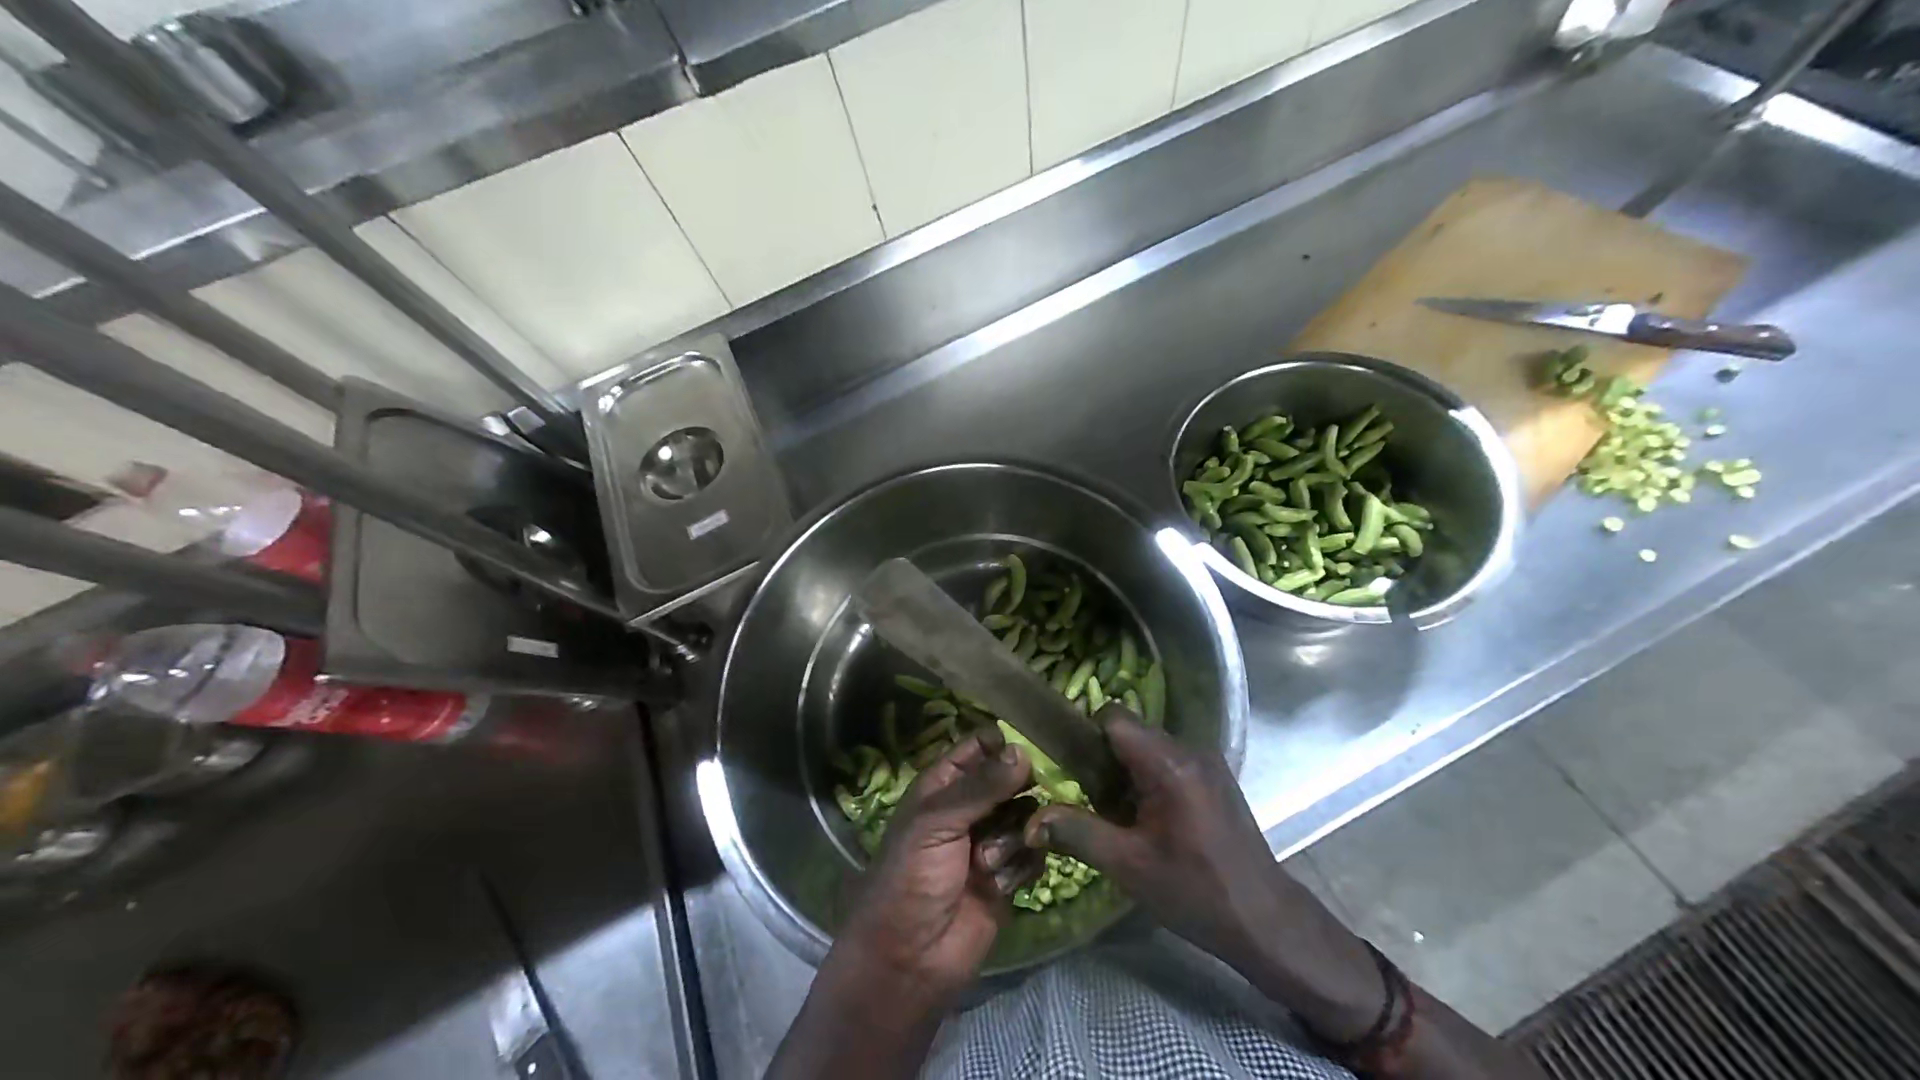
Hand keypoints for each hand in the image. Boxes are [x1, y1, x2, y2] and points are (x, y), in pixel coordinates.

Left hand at [770, 729, 1039, 1079]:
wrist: (909, 957)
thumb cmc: (910, 877)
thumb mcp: (937, 822)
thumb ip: (981, 787)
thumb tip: (1022, 751)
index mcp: (944, 784)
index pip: (981, 746)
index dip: (1005, 743)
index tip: (1030, 748)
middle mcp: (970, 807)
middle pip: (1014, 781)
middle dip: (1019, 795)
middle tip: (1013, 811)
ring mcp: (991, 841)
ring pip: (1028, 818)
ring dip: (1012, 838)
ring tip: (985, 863)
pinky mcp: (1009, 875)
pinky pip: (1034, 854)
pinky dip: (1020, 867)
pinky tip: (997, 886)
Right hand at [1025, 705, 1382, 1039]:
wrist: (1265, 921)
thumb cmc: (1195, 891)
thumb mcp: (1127, 865)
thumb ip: (1076, 832)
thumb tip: (1030, 819)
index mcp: (1169, 763)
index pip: (1114, 717)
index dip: (1086, 735)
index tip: (1070, 766)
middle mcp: (1190, 749)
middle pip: (1130, 732)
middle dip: (1103, 759)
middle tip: (1089, 799)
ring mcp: (1207, 762)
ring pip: (1148, 747)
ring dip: (1125, 772)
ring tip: (1117, 814)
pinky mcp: (1215, 777)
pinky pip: (1168, 761)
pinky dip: (1148, 780)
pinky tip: (1147, 820)